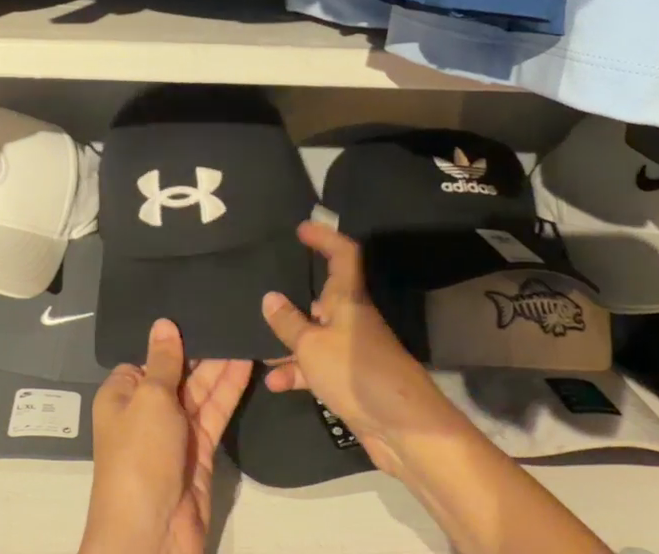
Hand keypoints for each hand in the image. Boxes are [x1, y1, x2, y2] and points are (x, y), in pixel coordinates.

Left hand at [82, 319, 251, 553]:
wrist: (152, 532)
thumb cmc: (140, 455)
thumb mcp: (149, 399)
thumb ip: (164, 361)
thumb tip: (163, 324)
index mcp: (122, 395)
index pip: (148, 358)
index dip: (171, 338)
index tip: (196, 308)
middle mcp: (147, 410)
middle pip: (177, 372)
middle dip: (201, 348)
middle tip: (230, 314)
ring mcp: (174, 431)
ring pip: (200, 390)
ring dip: (220, 365)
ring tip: (244, 331)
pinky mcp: (199, 450)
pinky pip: (214, 411)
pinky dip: (229, 389)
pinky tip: (246, 363)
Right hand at [260, 222, 465, 474]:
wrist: (403, 428)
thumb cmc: (356, 373)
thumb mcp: (312, 345)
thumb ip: (288, 323)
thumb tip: (270, 298)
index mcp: (349, 300)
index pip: (343, 255)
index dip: (324, 238)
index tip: (302, 229)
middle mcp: (352, 320)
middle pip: (324, 297)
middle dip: (296, 295)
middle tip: (264, 288)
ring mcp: (352, 352)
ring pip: (315, 336)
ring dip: (289, 341)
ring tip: (256, 342)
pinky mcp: (350, 381)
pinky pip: (318, 367)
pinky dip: (298, 373)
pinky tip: (274, 383)